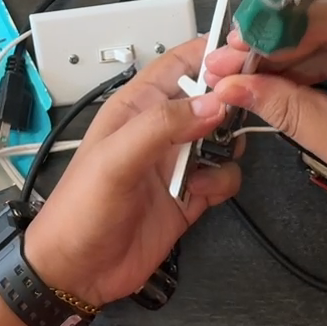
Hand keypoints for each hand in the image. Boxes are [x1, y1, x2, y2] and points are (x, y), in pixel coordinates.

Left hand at [23, 38, 241, 307]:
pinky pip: (223, 176)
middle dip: (232, 101)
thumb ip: (163, 126)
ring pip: (223, 136)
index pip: (181, 62)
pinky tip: (201, 194)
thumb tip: (215, 102)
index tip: (249, 58)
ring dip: (229, 144)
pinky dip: (222, 181)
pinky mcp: (190, 195)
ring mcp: (176, 160)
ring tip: (214, 160)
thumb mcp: (116, 159)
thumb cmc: (82, 207)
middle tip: (243, 114)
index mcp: (136, 105)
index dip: (214, 54)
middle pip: (211, 97)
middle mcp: (160, 127)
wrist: (77, 271)